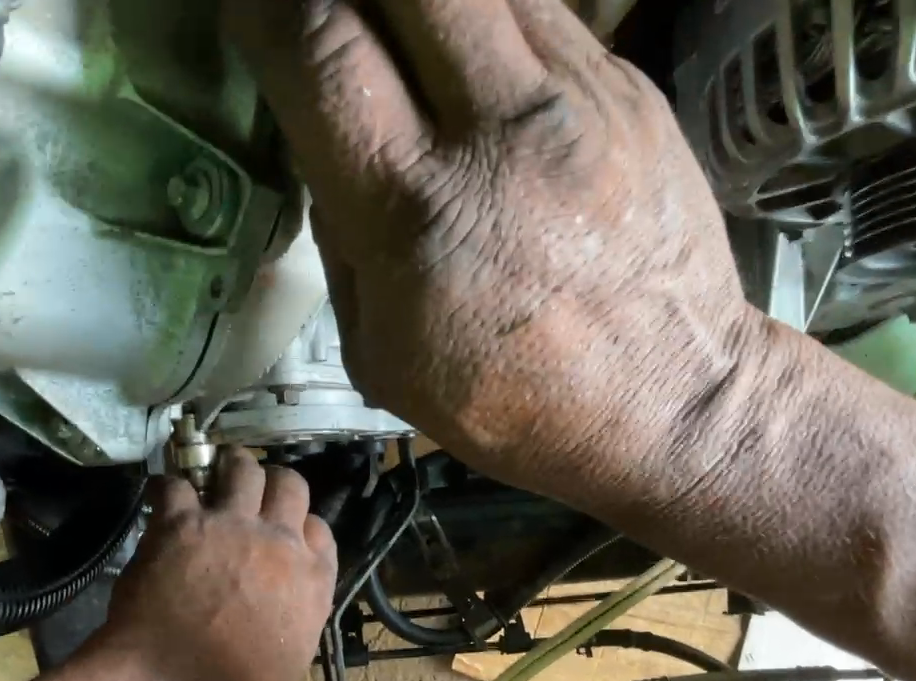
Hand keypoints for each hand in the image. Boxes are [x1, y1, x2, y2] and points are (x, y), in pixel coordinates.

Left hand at [94, 450, 337, 680]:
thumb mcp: (293, 656)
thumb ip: (300, 611)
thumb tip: (291, 594)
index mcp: (312, 580)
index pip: (319, 529)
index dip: (299, 524)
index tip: (282, 531)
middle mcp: (279, 542)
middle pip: (289, 485)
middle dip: (272, 483)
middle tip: (250, 492)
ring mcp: (231, 527)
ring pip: (242, 467)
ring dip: (230, 467)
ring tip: (213, 474)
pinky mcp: (182, 523)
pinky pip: (178, 484)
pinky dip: (171, 488)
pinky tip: (165, 499)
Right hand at [225, 0, 777, 501]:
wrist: (666, 403)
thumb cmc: (515, 405)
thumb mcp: (384, 360)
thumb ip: (340, 246)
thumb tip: (324, 153)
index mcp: (415, 217)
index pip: (319, 50)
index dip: (266, 8)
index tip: (249, 12)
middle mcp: (495, 134)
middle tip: (330, 17)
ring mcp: (574, 97)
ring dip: (415, 1)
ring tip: (401, 48)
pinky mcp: (627, 87)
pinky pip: (537, 8)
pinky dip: (483, 18)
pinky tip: (471, 64)